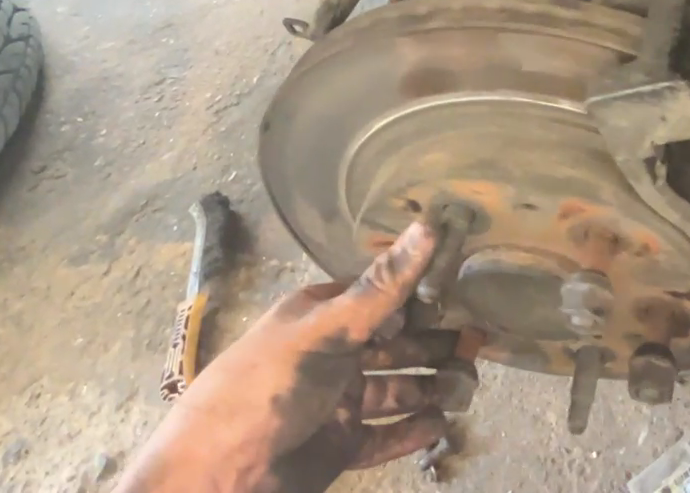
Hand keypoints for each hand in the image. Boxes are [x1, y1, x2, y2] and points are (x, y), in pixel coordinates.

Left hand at [120, 221, 454, 492]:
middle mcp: (333, 355)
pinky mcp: (337, 448)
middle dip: (437, 346)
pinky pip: (384, 435)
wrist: (210, 484)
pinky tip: (442, 425)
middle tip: (479, 347)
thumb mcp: (326, 330)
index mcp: (324, 315)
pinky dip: (412, 430)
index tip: (463, 296)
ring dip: (433, 388)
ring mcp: (336, 403)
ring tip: (468, 389)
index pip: (385, 297)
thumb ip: (383, 286)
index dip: (423, 298)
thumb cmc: (267, 388)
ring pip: (398, 389)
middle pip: (398, 345)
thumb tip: (431, 223)